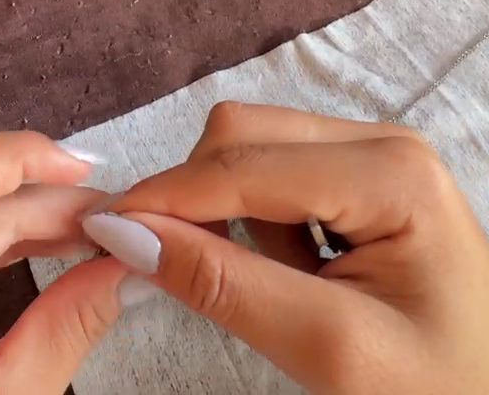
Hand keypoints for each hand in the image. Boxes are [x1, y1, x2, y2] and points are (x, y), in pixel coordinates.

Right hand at [81, 104, 488, 394]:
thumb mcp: (331, 353)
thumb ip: (221, 282)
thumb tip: (119, 230)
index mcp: (388, 169)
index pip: (240, 162)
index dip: (165, 196)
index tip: (99, 229)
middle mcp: (379, 138)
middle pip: (241, 135)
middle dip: (205, 200)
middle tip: (205, 275)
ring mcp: (374, 152)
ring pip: (249, 151)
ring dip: (237, 217)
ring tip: (289, 291)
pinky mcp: (364, 176)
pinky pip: (274, 173)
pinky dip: (262, 223)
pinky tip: (303, 274)